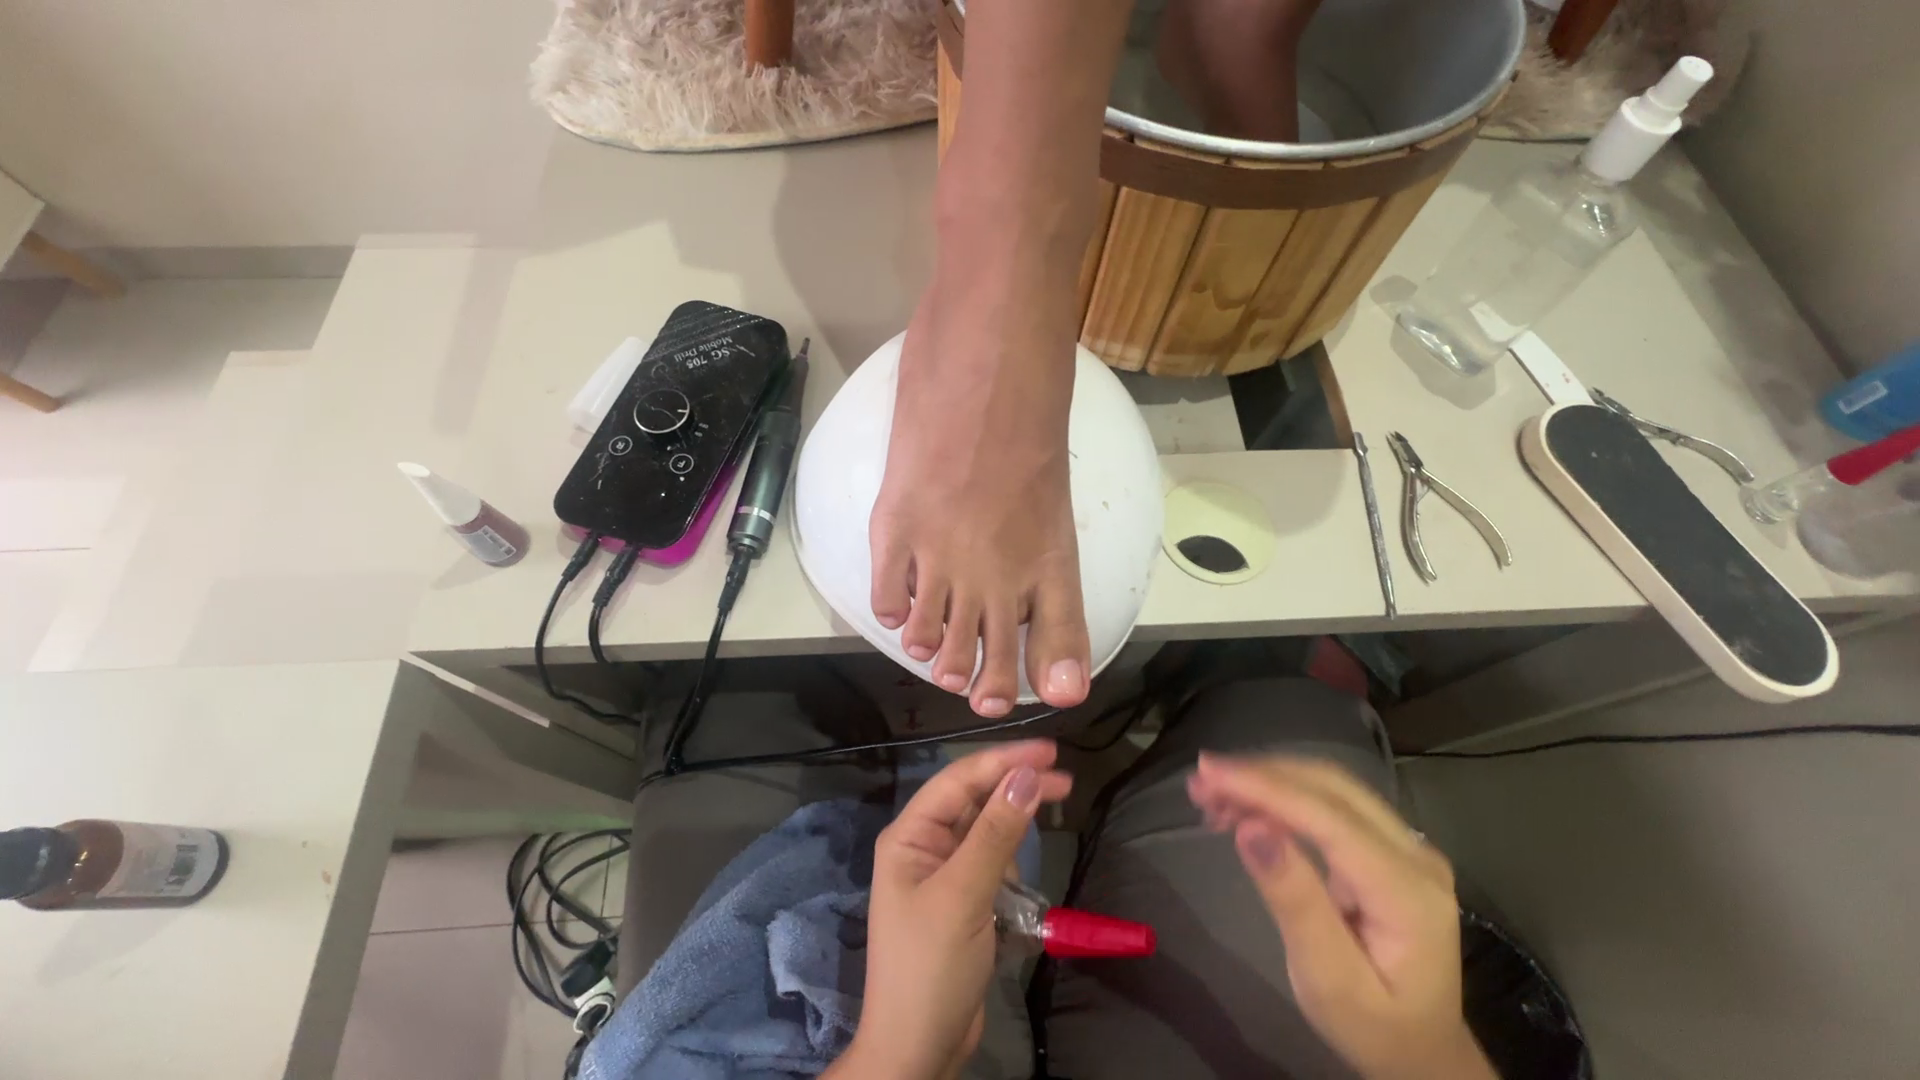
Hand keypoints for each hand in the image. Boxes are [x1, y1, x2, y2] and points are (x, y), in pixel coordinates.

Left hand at [832, 740, 1072, 1079]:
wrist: (918, 1049)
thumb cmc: (930, 966)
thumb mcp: (963, 895)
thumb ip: (996, 833)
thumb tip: (1028, 776)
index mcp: (910, 836)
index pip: (959, 780)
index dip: (1003, 760)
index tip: (1050, 750)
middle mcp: (925, 848)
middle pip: (976, 802)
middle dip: (1016, 792)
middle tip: (1066, 781)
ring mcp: (946, 877)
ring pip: (990, 835)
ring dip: (1015, 838)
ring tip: (1030, 863)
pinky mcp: (966, 904)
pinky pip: (996, 870)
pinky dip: (1013, 873)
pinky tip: (1020, 896)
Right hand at [1187, 754, 1495, 1079]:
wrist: (1422, 1053)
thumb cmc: (1372, 1027)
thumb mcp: (1327, 979)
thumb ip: (1294, 901)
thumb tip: (1251, 829)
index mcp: (1407, 891)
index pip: (1329, 818)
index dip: (1265, 788)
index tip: (1207, 773)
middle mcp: (1415, 854)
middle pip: (1332, 788)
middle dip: (1261, 775)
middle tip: (1200, 782)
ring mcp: (1408, 846)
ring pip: (1331, 787)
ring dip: (1269, 780)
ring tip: (1212, 794)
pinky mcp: (1390, 847)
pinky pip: (1333, 803)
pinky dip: (1284, 795)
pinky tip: (1246, 807)